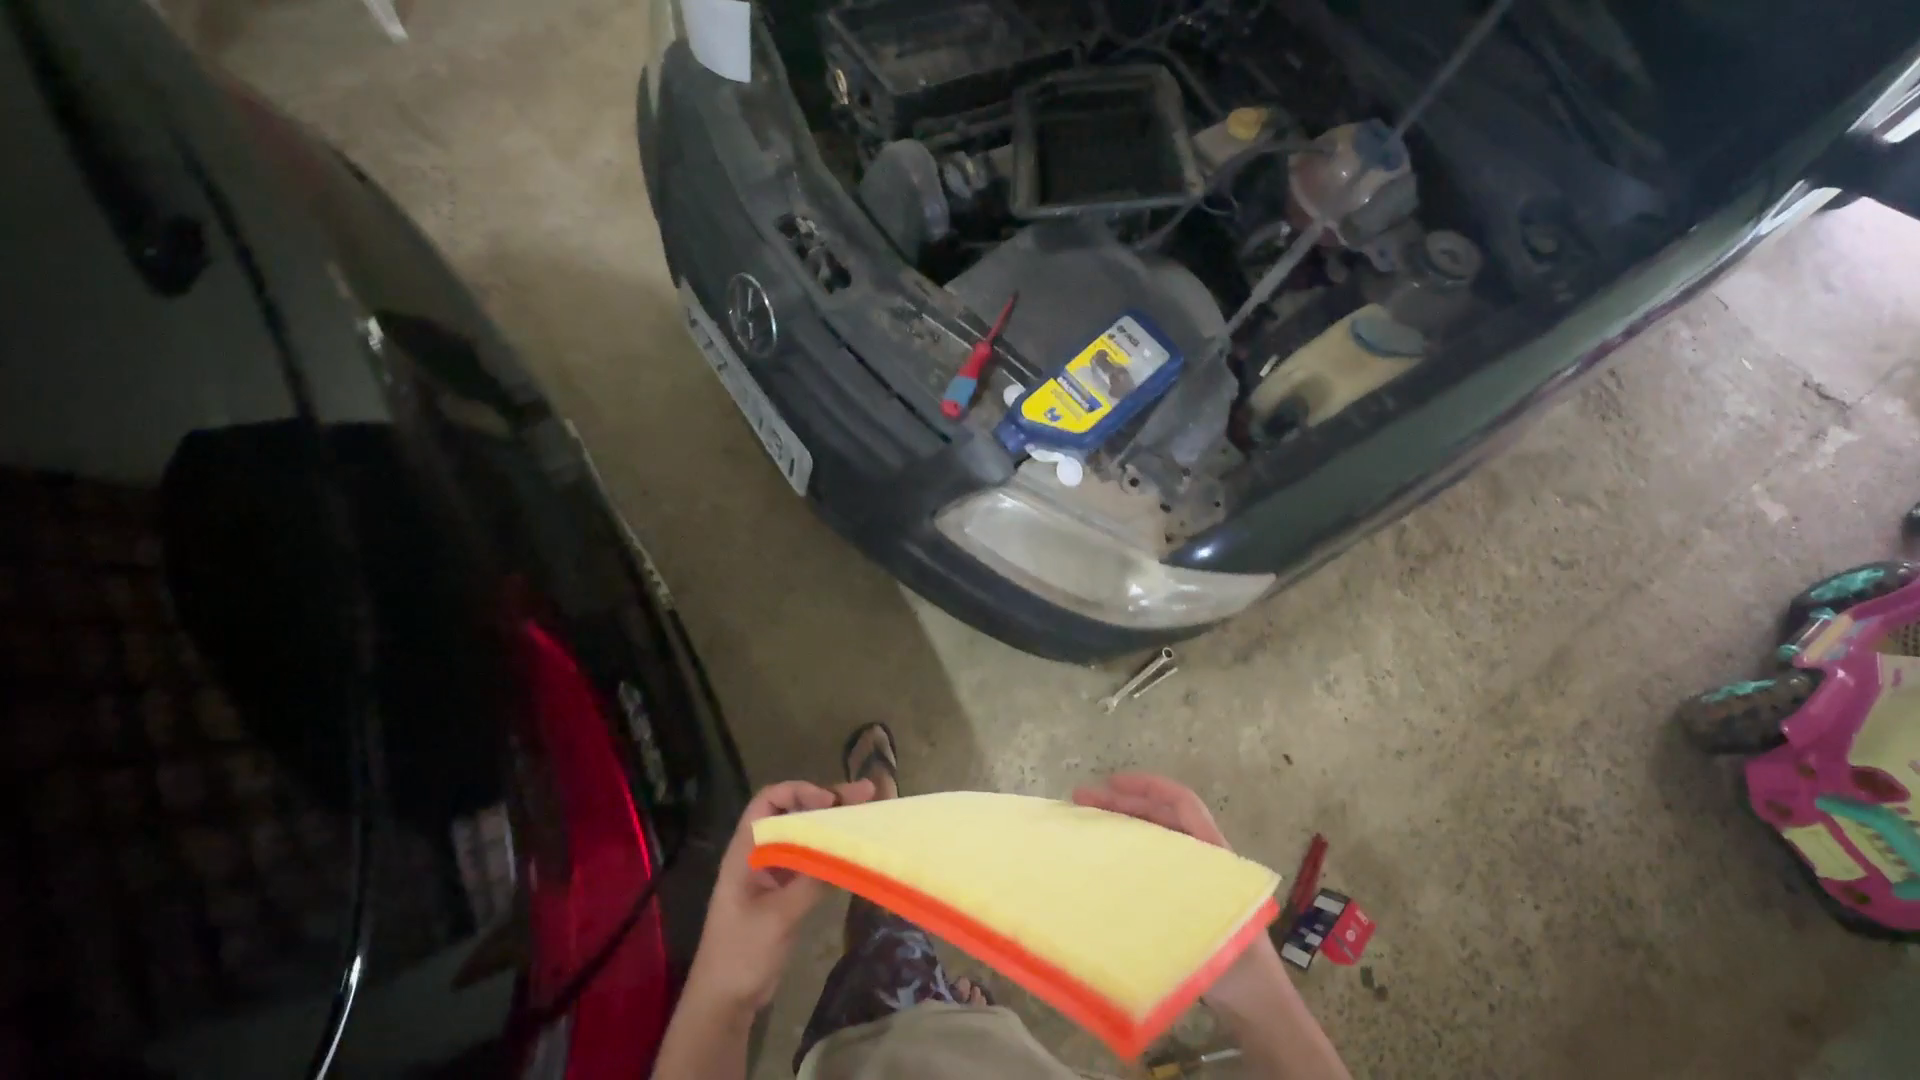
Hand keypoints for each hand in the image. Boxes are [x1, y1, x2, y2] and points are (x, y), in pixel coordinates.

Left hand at [684, 778, 875, 1011]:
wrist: (725, 1000)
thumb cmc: (741, 953)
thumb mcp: (777, 917)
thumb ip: (810, 882)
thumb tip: (846, 852)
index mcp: (746, 851)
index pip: (768, 802)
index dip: (798, 792)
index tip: (829, 802)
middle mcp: (760, 854)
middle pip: (792, 814)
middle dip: (826, 802)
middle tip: (865, 794)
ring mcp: (773, 874)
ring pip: (805, 836)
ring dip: (833, 825)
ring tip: (867, 815)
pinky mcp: (785, 893)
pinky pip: (811, 861)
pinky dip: (831, 851)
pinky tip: (855, 852)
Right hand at [1071, 773, 1288, 1012]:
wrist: (1260, 1007)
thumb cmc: (1239, 967)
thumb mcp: (1208, 931)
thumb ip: (1175, 905)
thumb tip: (1124, 889)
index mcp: (1214, 854)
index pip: (1181, 803)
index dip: (1147, 786)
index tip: (1109, 783)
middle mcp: (1203, 857)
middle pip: (1163, 814)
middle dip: (1123, 801)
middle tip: (1081, 800)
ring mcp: (1192, 878)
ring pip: (1155, 836)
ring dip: (1123, 823)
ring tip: (1086, 821)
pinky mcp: (1183, 898)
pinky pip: (1152, 861)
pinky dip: (1128, 851)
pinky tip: (1104, 859)